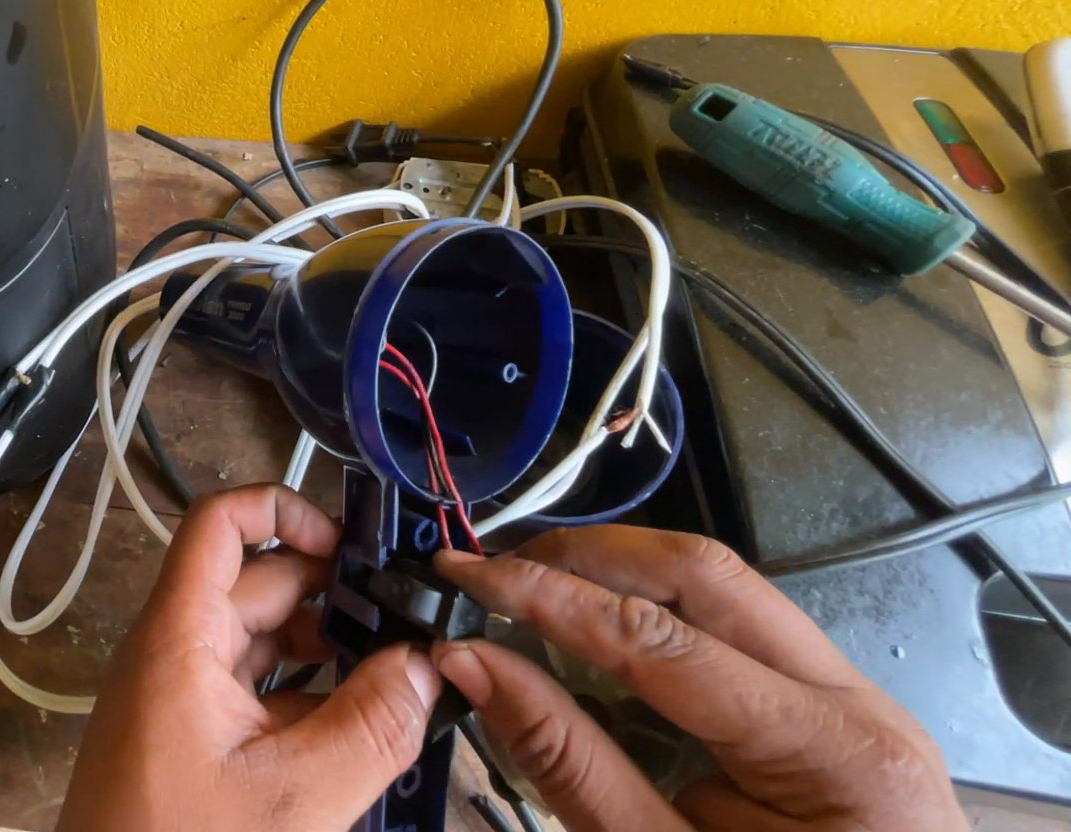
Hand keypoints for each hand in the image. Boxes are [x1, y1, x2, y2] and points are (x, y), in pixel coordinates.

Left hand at [58, 483, 437, 831]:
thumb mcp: (291, 801)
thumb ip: (370, 729)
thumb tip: (427, 664)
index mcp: (180, 632)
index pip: (218, 523)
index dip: (280, 509)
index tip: (347, 544)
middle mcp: (178, 645)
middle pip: (255, 580)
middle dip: (331, 588)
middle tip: (409, 613)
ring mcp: (186, 691)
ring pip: (263, 637)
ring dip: (327, 644)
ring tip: (402, 662)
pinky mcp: (197, 733)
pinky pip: (260, 688)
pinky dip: (311, 692)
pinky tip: (367, 716)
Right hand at [431, 527, 967, 831]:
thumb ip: (562, 756)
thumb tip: (465, 658)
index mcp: (830, 753)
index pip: (654, 634)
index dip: (544, 593)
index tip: (460, 572)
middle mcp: (850, 696)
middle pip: (697, 570)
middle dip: (580, 554)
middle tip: (494, 570)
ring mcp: (840, 686)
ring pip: (707, 576)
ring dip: (606, 566)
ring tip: (527, 585)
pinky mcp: (813, 691)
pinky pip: (713, 610)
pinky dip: (634, 596)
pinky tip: (584, 621)